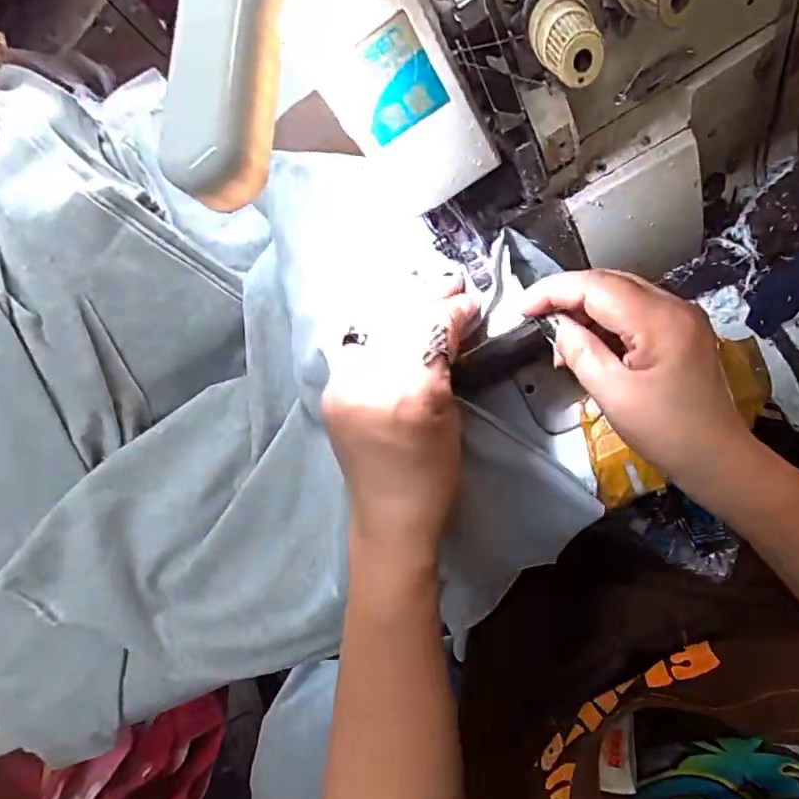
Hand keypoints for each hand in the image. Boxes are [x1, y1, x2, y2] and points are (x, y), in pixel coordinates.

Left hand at [322, 276, 479, 555]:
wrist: (389, 515)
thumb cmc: (433, 475)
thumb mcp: (449, 416)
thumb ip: (442, 367)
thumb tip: (447, 326)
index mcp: (408, 394)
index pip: (429, 329)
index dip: (451, 310)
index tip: (468, 299)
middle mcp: (367, 383)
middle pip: (397, 319)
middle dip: (425, 296)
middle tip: (448, 283)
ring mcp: (341, 386)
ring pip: (371, 325)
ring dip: (398, 305)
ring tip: (421, 291)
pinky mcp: (330, 392)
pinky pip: (355, 346)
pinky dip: (377, 328)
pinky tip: (393, 318)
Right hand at [513, 269, 747, 489]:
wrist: (716, 457)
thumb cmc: (666, 432)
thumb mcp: (613, 394)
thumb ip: (580, 352)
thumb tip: (557, 326)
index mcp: (659, 320)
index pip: (595, 286)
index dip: (553, 291)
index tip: (523, 308)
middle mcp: (675, 307)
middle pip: (609, 283)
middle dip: (568, 298)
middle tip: (538, 324)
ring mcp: (682, 317)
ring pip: (622, 296)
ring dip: (586, 313)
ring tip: (563, 347)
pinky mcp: (682, 331)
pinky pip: (637, 313)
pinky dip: (607, 324)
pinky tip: (591, 348)